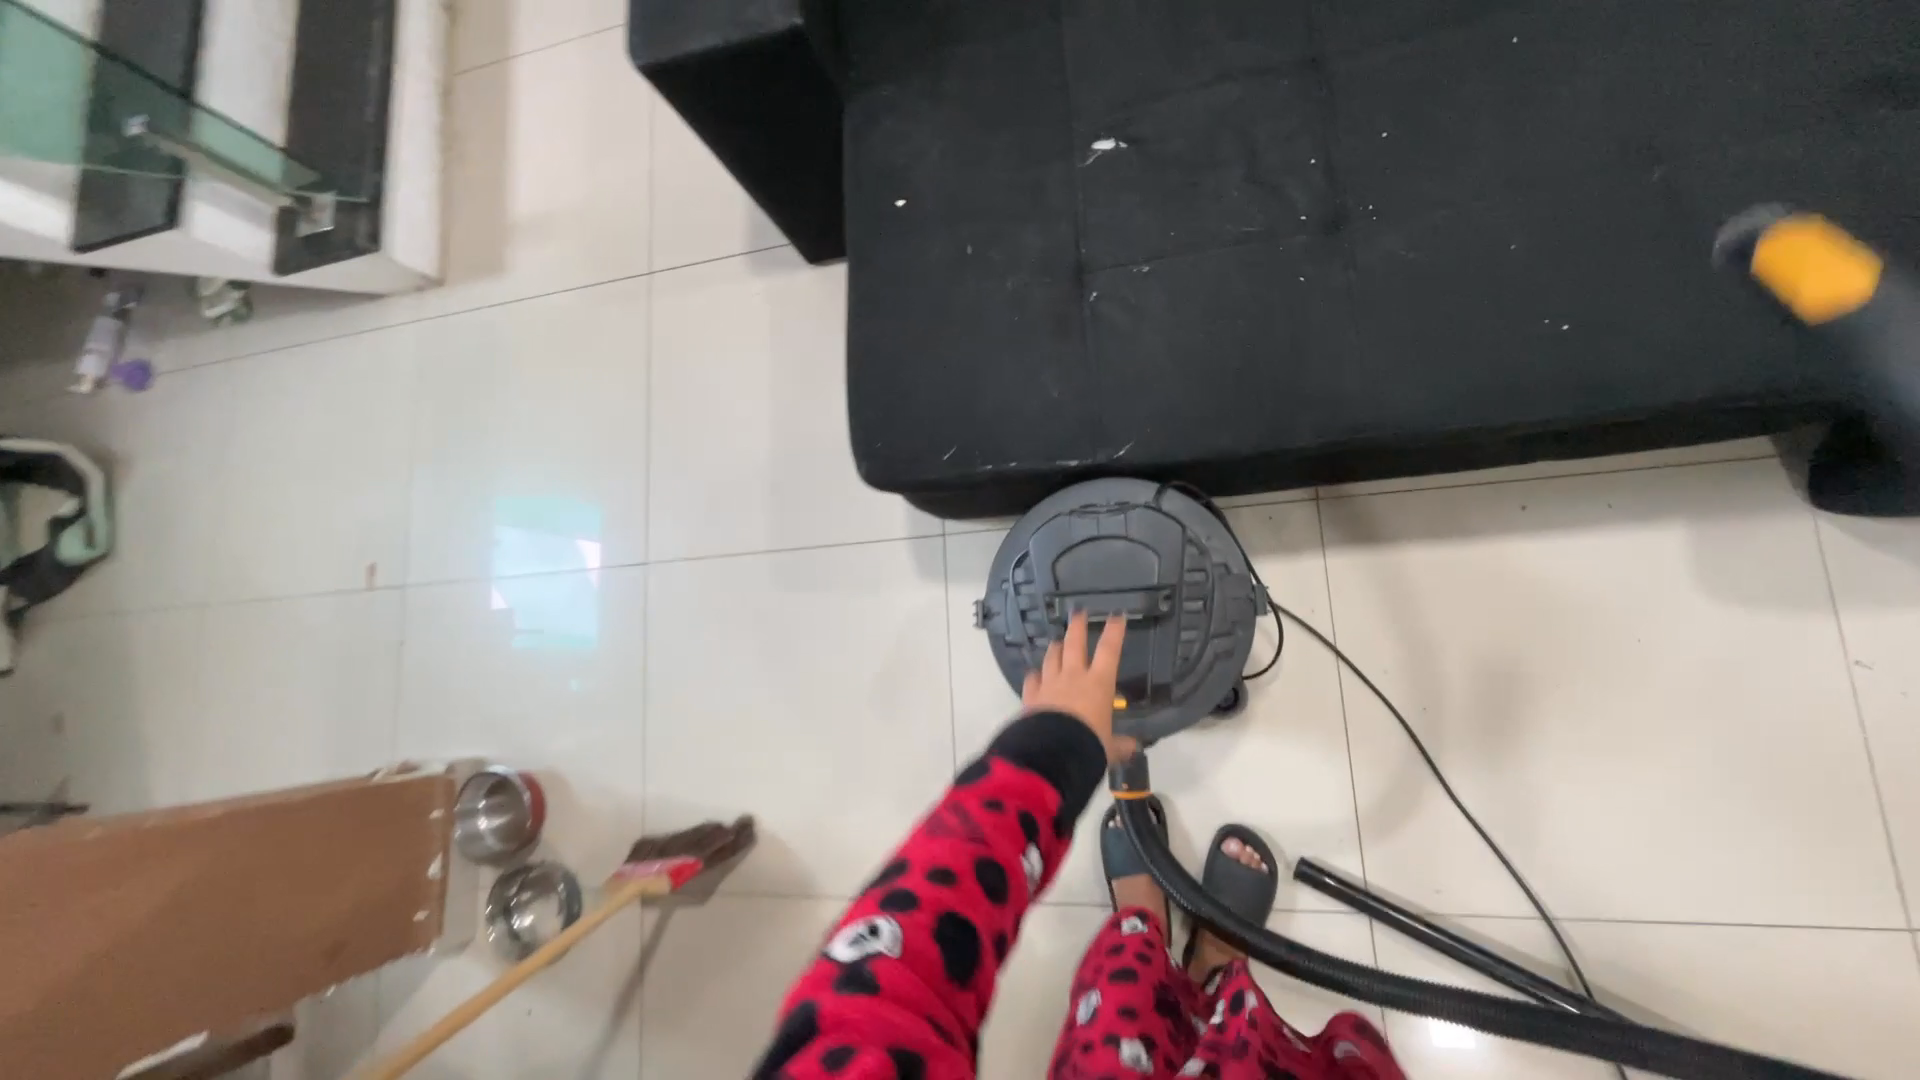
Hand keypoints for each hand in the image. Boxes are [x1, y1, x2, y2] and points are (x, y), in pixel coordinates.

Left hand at [1022, 612, 1138, 765]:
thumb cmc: (1088, 744)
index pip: (1109, 651)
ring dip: (1055, 648)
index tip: (1116, 616)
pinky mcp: (1031, 695)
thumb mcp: (1109, 747)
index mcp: (1098, 684)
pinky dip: (1034, 675)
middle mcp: (1073, 677)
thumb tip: (1135, 747)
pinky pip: (1032, 679)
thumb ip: (1120, 744)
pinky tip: (1033, 674)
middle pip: (1075, 644)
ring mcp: (1049, 684)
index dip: (1114, 632)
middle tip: (1078, 613)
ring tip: (1056, 642)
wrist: (1052, 751)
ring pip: (1052, 657)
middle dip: (1077, 627)